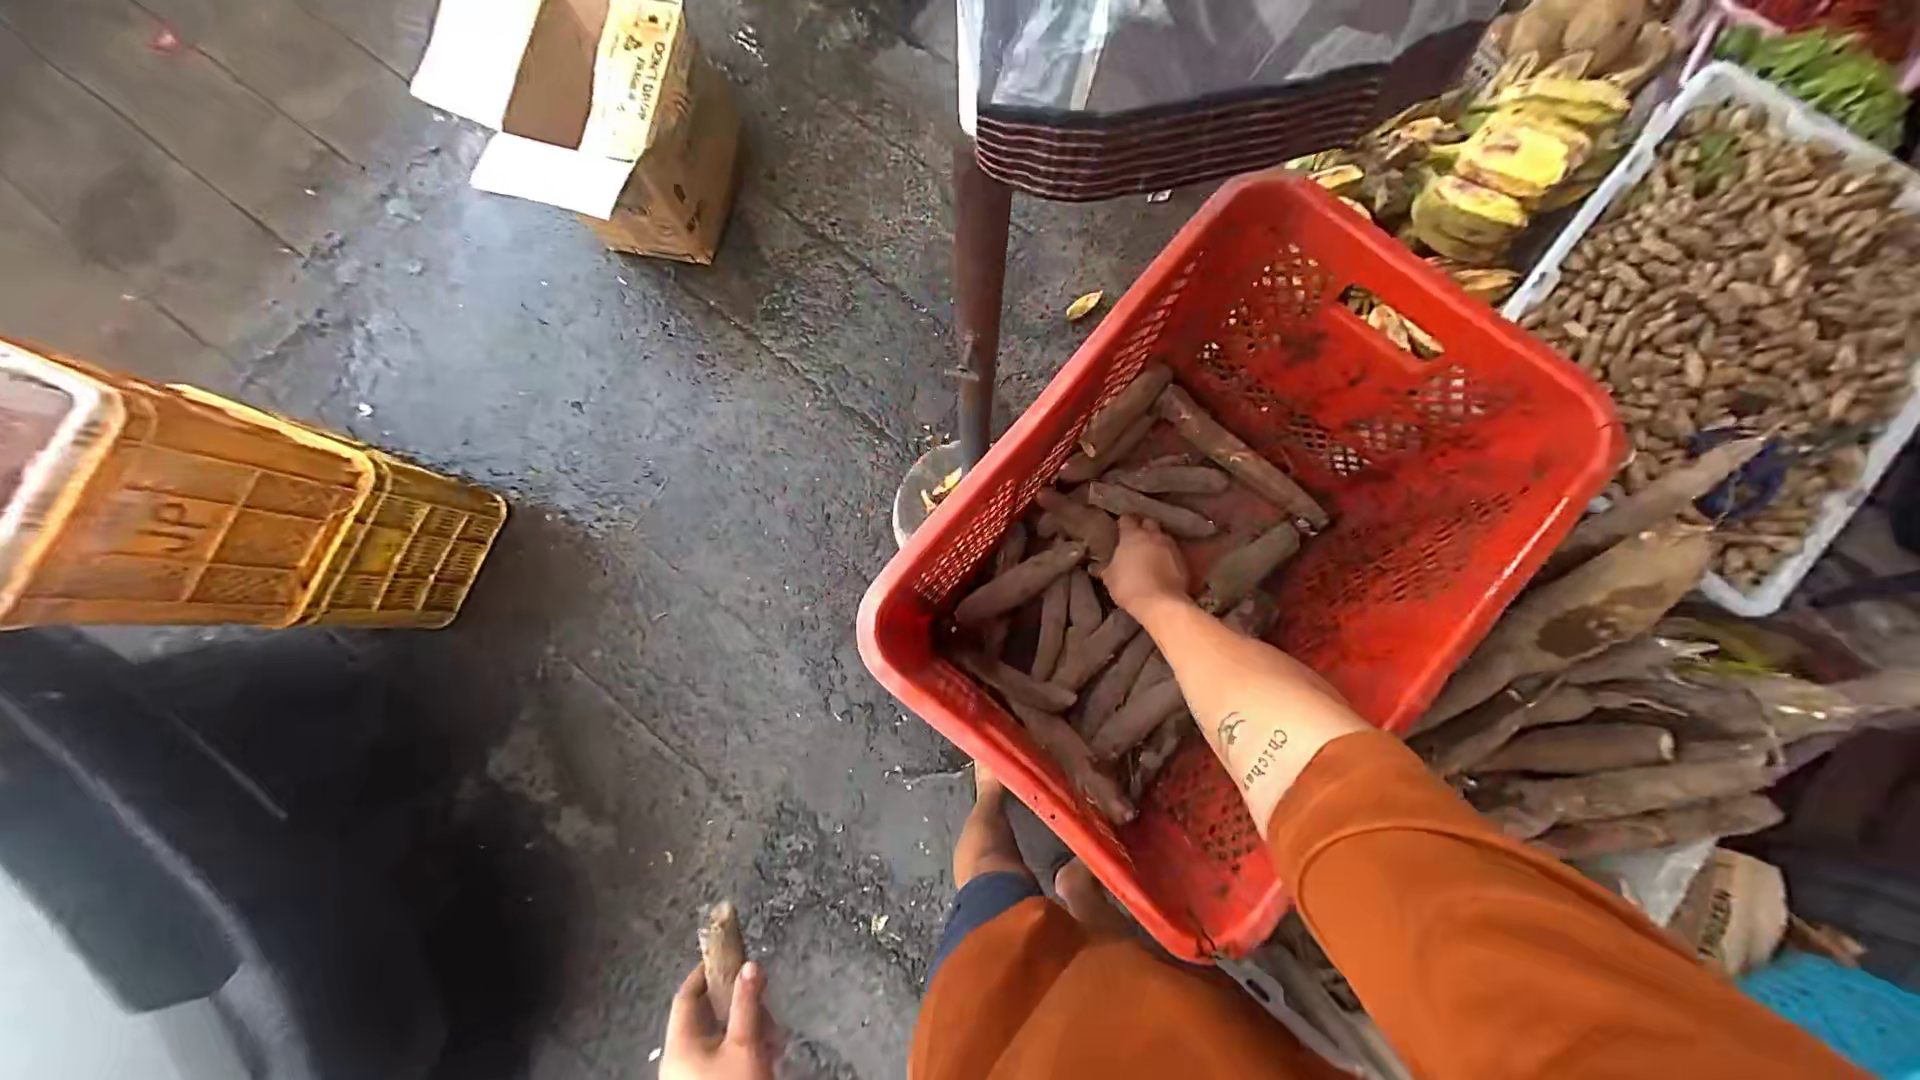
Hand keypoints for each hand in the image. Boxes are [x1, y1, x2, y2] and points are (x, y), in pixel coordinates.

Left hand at [662, 962, 773, 1079]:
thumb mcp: (744, 1043)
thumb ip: (746, 1001)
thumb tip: (750, 964)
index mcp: (679, 1044)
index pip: (686, 994)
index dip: (706, 971)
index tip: (730, 956)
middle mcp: (677, 1058)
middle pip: (705, 1014)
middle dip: (738, 1002)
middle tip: (762, 997)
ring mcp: (687, 1075)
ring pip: (717, 1036)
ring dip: (745, 1026)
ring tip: (771, 1032)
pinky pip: (719, 1056)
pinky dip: (740, 1046)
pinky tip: (765, 1051)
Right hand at [1100, 515, 1188, 615]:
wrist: (1160, 602)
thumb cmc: (1129, 587)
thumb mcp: (1110, 578)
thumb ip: (1108, 568)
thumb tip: (1100, 568)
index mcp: (1132, 536)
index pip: (1127, 520)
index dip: (1123, 522)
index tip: (1120, 527)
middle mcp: (1153, 536)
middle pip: (1149, 522)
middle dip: (1143, 525)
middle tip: (1137, 534)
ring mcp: (1170, 546)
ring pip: (1163, 535)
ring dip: (1156, 539)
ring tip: (1151, 548)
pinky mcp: (1183, 559)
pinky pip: (1173, 550)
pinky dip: (1167, 553)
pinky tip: (1163, 561)